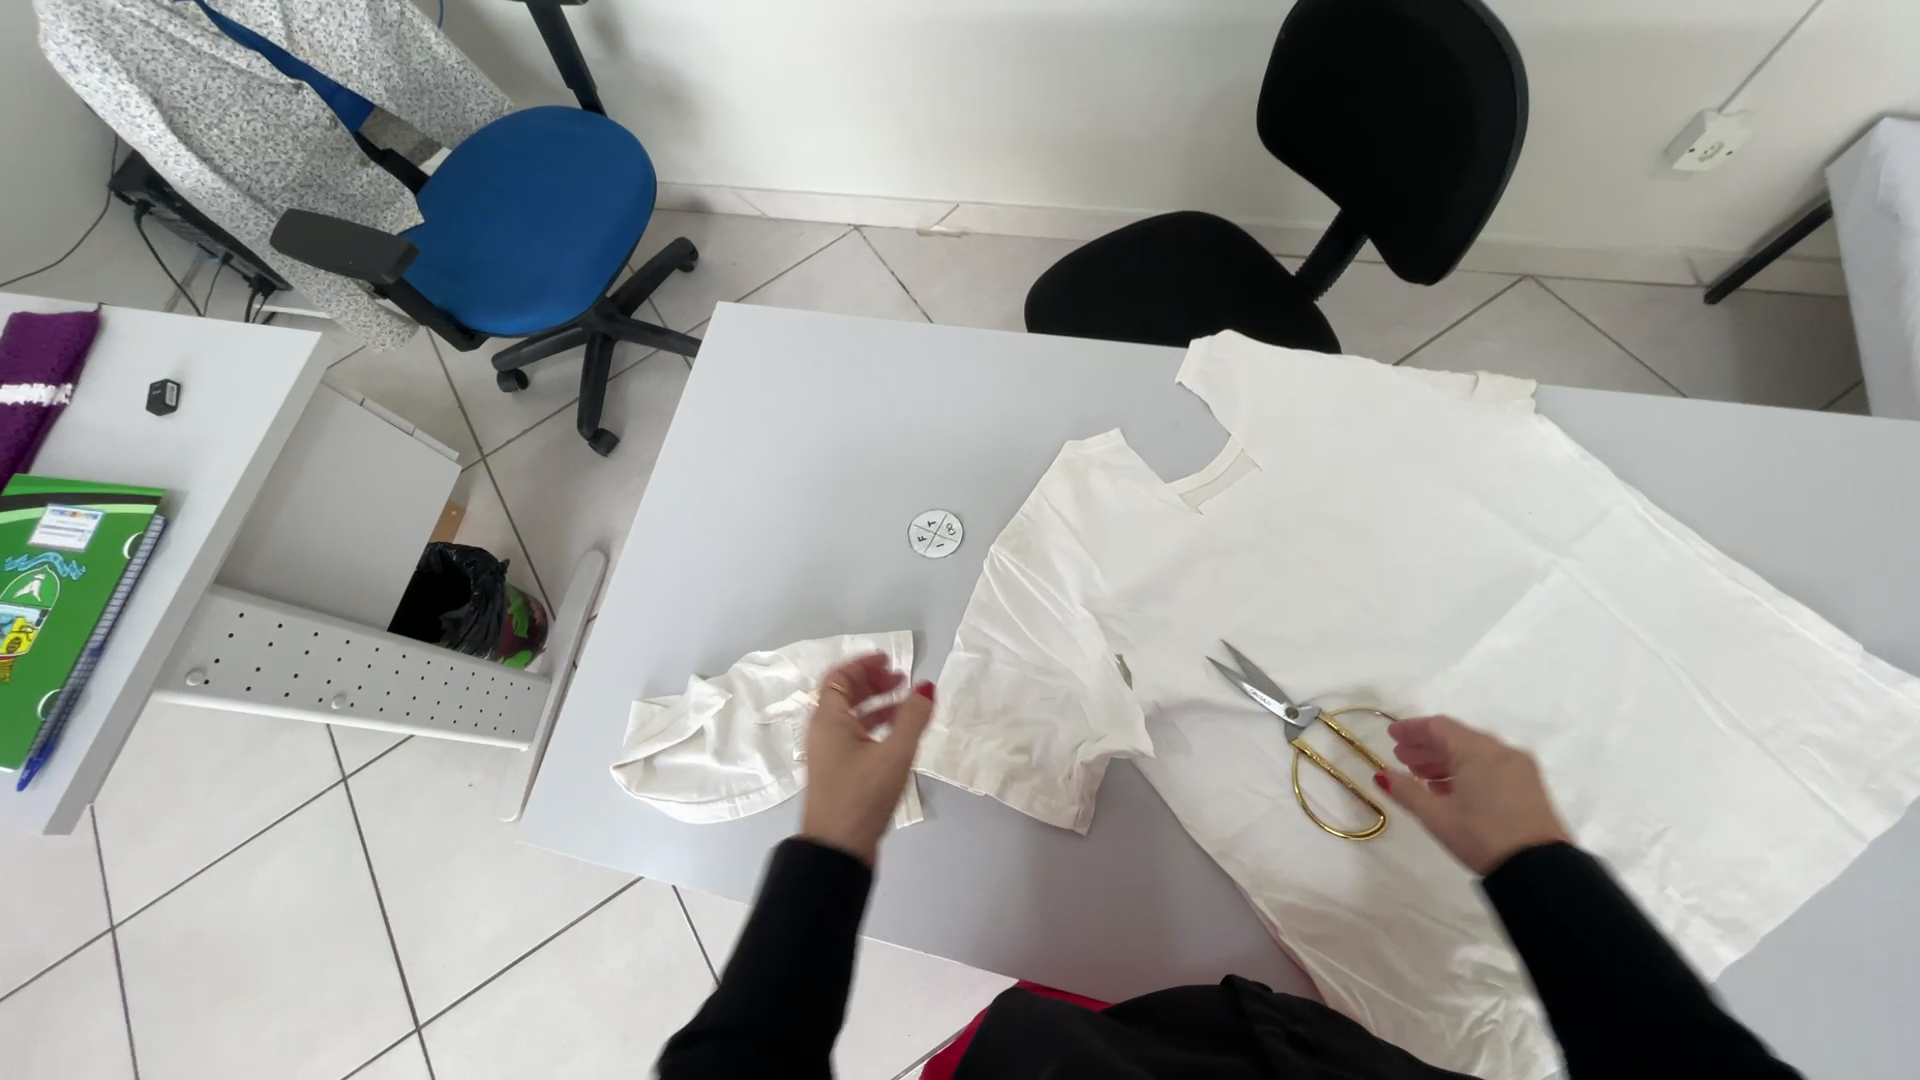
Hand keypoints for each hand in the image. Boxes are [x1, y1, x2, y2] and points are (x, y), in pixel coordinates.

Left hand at [800, 654, 934, 865]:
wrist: (837, 851)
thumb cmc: (863, 795)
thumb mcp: (895, 753)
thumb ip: (913, 717)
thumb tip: (927, 686)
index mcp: (828, 720)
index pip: (838, 677)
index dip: (863, 664)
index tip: (889, 659)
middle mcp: (823, 732)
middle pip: (844, 694)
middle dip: (873, 682)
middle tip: (902, 679)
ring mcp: (829, 754)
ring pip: (851, 716)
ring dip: (877, 704)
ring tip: (907, 704)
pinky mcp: (838, 772)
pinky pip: (854, 736)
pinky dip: (875, 726)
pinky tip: (898, 735)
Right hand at [1374, 715, 1571, 875]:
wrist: (1541, 872)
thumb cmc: (1482, 835)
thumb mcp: (1436, 815)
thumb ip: (1406, 790)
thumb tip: (1383, 775)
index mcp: (1478, 751)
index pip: (1438, 727)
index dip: (1411, 728)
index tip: (1391, 735)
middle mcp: (1501, 752)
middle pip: (1457, 738)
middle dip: (1426, 746)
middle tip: (1402, 758)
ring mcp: (1520, 769)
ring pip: (1474, 753)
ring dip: (1445, 760)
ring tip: (1422, 777)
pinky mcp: (1530, 788)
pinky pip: (1491, 767)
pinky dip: (1466, 771)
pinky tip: (1450, 789)